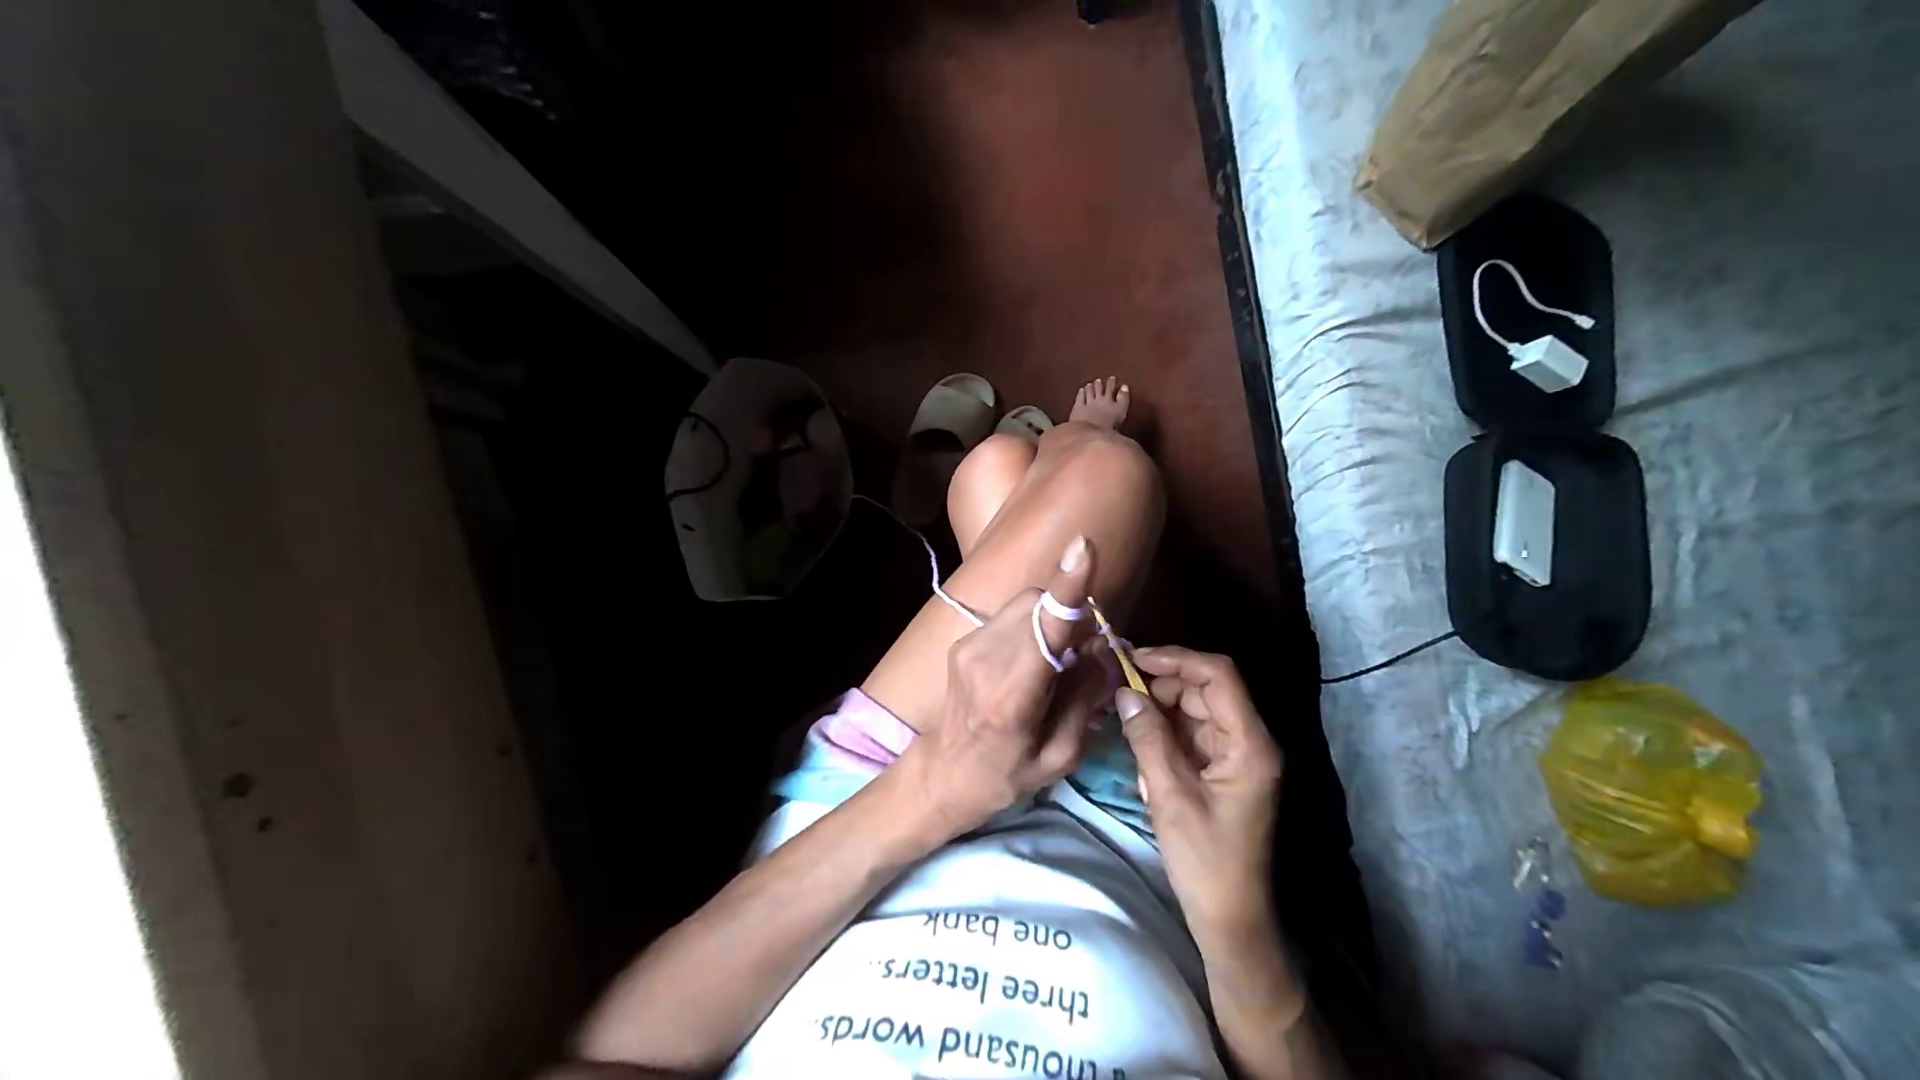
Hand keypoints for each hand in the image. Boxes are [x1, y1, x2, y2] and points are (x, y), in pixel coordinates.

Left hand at [896, 536, 1109, 838]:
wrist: (943, 774)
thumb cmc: (1007, 775)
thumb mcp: (1061, 754)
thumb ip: (1084, 696)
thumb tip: (1101, 647)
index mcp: (1011, 697)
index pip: (1044, 630)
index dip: (1067, 587)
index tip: (1083, 546)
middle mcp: (984, 660)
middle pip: (1038, 604)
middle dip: (1069, 615)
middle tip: (1083, 652)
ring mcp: (969, 646)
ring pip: (1025, 604)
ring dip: (1051, 619)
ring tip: (1056, 662)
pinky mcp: (964, 641)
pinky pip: (1011, 617)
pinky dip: (1032, 628)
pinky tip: (1032, 660)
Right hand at [1117, 647, 1282, 941]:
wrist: (1228, 917)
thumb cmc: (1204, 859)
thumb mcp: (1169, 796)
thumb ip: (1148, 738)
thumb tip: (1125, 693)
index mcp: (1249, 744)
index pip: (1219, 677)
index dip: (1177, 660)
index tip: (1135, 659)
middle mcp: (1246, 741)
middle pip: (1206, 689)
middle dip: (1162, 680)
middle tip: (1118, 682)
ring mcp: (1233, 755)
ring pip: (1195, 709)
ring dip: (1159, 703)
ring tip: (1121, 706)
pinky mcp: (1218, 769)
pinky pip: (1189, 732)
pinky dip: (1163, 726)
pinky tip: (1136, 731)